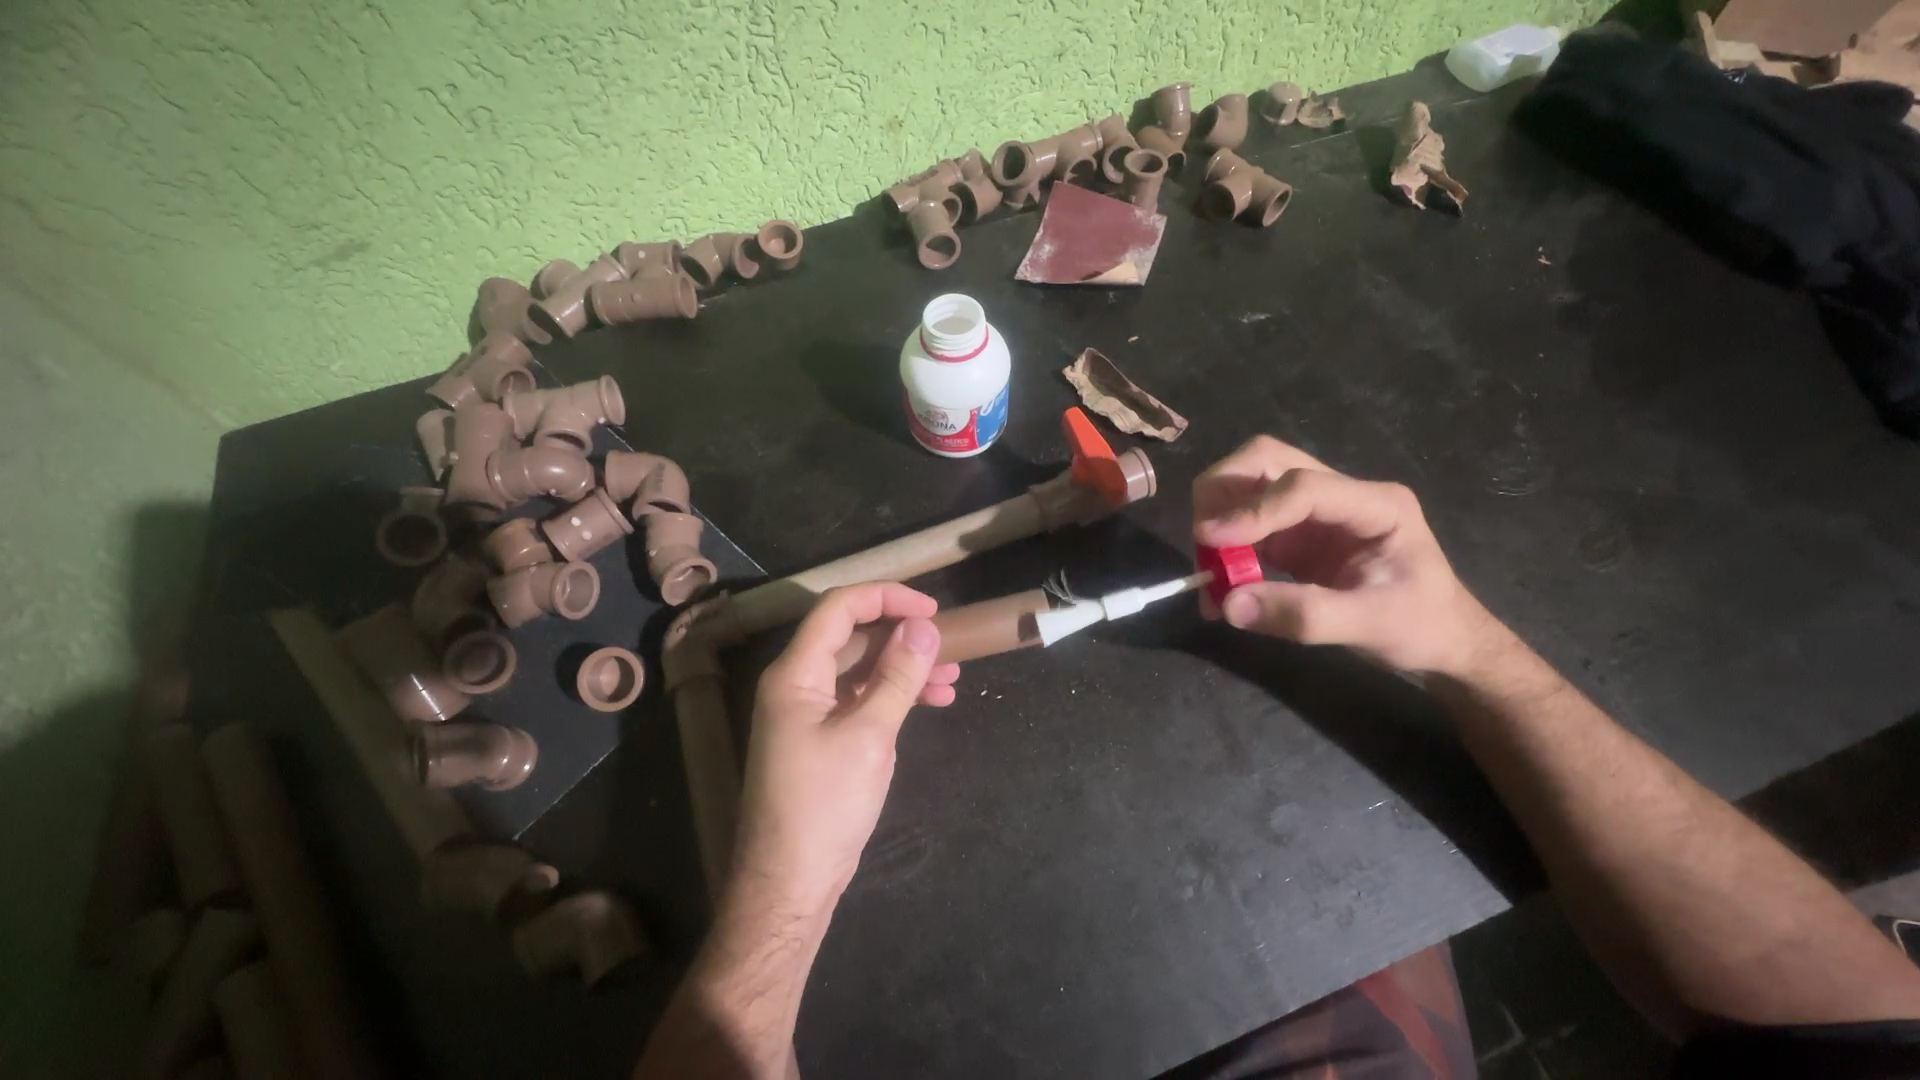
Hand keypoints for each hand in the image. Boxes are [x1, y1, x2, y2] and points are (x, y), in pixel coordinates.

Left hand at [732, 584, 962, 912]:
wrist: (791, 881)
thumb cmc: (825, 805)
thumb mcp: (870, 736)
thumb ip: (897, 677)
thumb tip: (923, 627)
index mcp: (796, 673)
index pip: (838, 608)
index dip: (886, 597)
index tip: (932, 609)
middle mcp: (798, 684)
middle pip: (852, 637)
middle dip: (902, 636)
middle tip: (950, 646)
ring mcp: (810, 712)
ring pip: (861, 669)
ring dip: (905, 667)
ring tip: (953, 677)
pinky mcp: (823, 737)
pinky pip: (861, 699)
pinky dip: (895, 696)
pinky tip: (934, 703)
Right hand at [1192, 435, 1496, 674]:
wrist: (1443, 641)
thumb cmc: (1421, 627)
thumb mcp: (1370, 626)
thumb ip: (1302, 615)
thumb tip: (1229, 606)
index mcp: (1374, 504)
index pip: (1302, 487)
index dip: (1253, 510)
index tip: (1209, 539)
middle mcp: (1340, 495)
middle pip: (1267, 460)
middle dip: (1224, 490)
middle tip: (1203, 537)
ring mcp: (1314, 513)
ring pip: (1250, 482)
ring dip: (1218, 514)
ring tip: (1207, 564)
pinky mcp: (1294, 535)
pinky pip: (1247, 525)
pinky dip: (1224, 546)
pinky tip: (1218, 583)